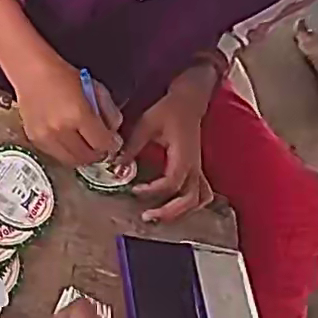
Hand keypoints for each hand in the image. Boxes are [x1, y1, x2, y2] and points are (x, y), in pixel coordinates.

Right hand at [10, 53, 122, 166]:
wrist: (32, 73)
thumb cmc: (64, 77)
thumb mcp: (95, 88)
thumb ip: (110, 112)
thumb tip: (114, 132)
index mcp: (79, 114)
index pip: (102, 143)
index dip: (112, 145)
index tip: (113, 142)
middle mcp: (61, 129)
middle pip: (87, 157)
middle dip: (98, 153)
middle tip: (100, 145)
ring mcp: (46, 137)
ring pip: (71, 161)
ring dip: (82, 156)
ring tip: (85, 145)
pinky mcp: (35, 140)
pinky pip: (56, 155)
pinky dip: (66, 152)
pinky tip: (68, 140)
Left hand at [119, 62, 217, 222]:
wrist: (188, 99)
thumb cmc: (168, 110)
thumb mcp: (145, 125)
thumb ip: (131, 148)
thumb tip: (115, 167)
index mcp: (183, 155)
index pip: (171, 182)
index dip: (152, 190)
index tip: (134, 189)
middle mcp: (194, 165)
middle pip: (190, 199)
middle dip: (169, 211)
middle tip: (147, 217)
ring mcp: (198, 169)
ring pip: (199, 199)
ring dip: (181, 212)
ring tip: (158, 217)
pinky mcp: (197, 169)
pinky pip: (201, 193)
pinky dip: (191, 205)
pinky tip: (174, 209)